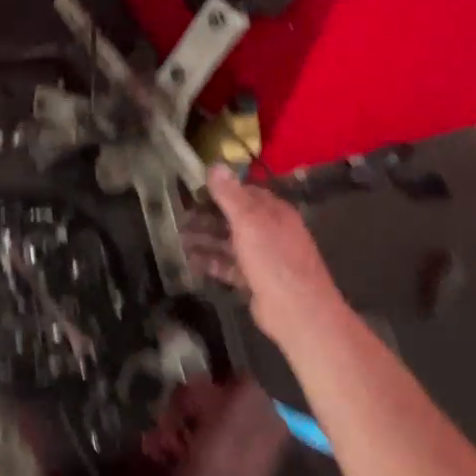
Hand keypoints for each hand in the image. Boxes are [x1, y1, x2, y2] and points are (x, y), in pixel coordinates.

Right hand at [184, 165, 343, 343]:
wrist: (297, 310)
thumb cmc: (273, 259)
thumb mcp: (249, 222)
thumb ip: (230, 195)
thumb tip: (215, 165)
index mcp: (275, 212)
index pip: (245, 193)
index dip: (219, 191)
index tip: (192, 192)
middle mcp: (271, 231)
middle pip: (235, 218)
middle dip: (207, 217)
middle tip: (179, 218)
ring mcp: (264, 256)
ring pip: (230, 242)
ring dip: (206, 240)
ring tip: (178, 240)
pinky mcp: (256, 279)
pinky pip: (229, 266)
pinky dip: (211, 262)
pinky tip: (191, 262)